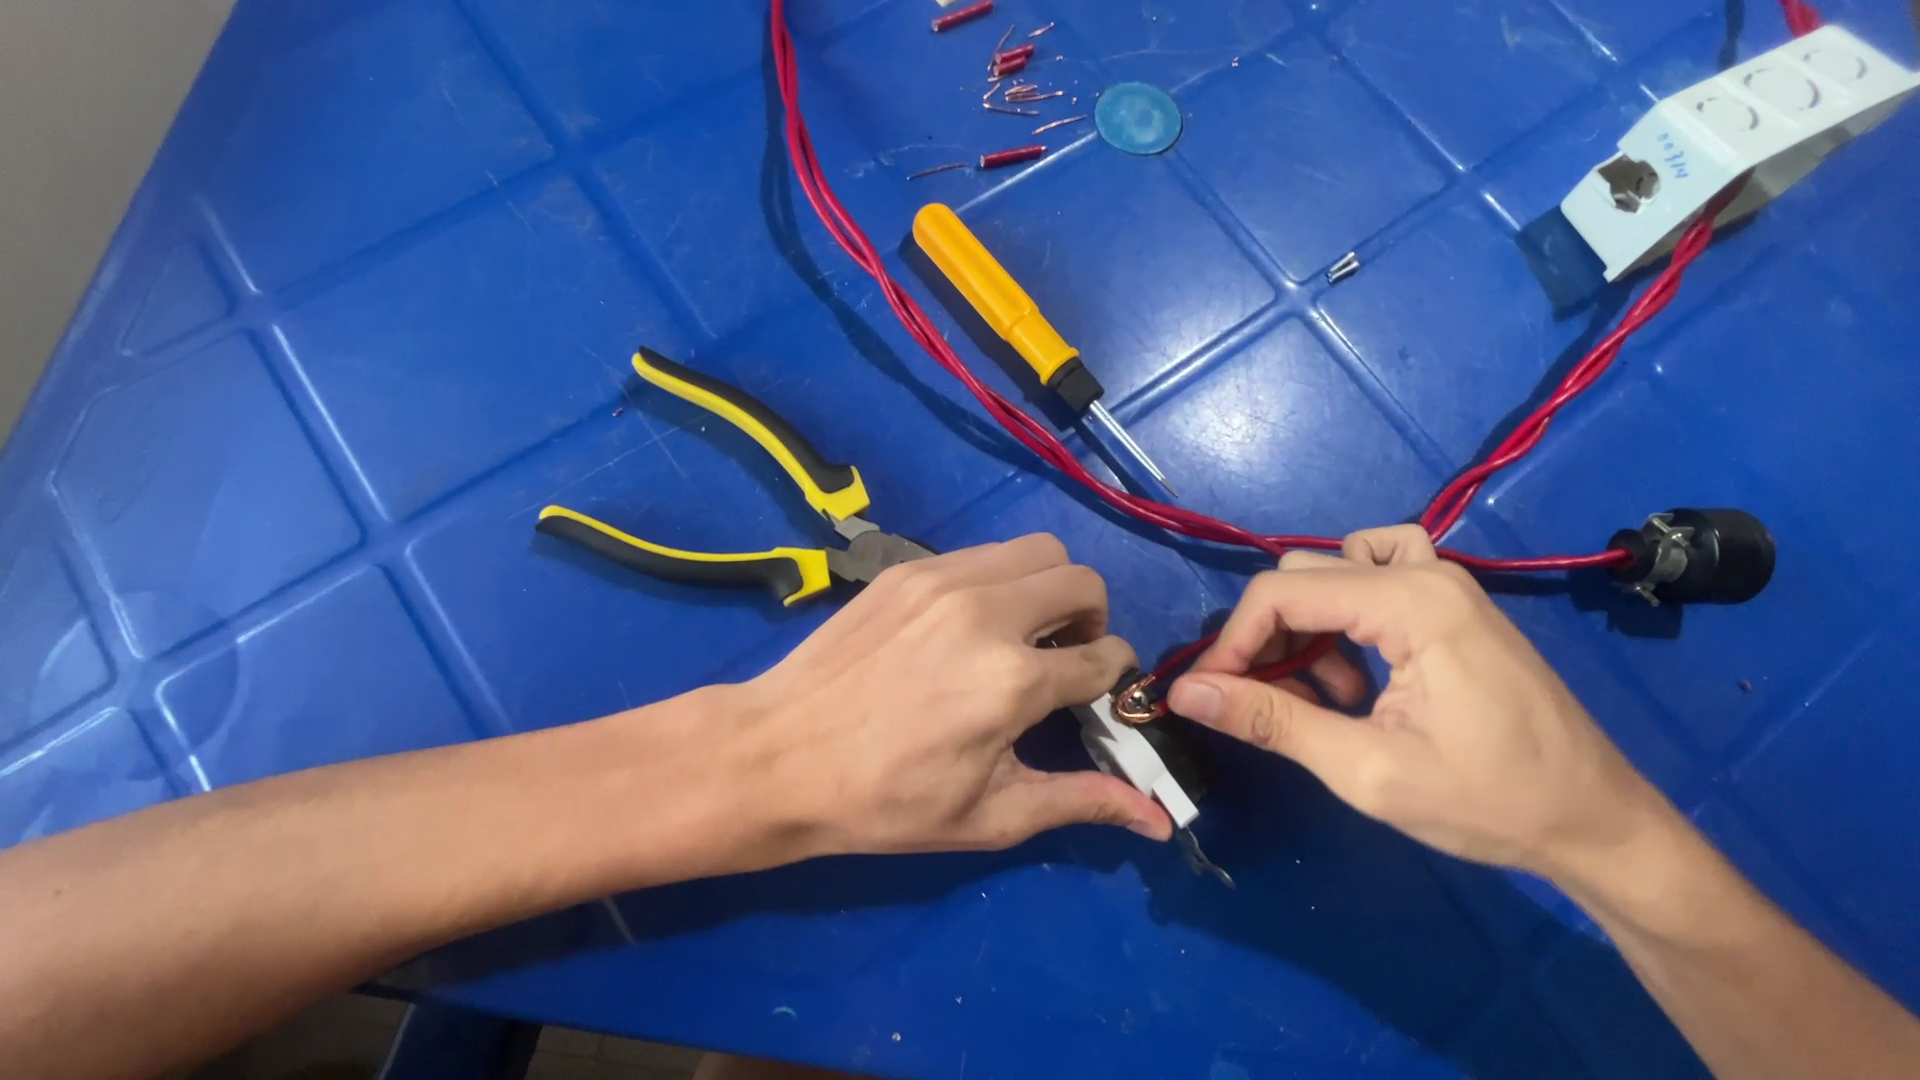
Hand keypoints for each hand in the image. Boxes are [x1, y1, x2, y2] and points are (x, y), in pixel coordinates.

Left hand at [725, 534, 1173, 860]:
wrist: (777, 756)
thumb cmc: (884, 801)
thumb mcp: (989, 815)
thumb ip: (1081, 802)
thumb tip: (1158, 820)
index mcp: (1014, 681)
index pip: (1104, 657)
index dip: (1114, 680)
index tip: (1094, 697)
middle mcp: (988, 613)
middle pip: (1083, 581)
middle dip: (1094, 619)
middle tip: (1065, 657)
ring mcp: (944, 581)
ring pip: (1037, 550)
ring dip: (1050, 587)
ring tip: (1023, 632)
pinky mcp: (908, 570)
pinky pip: (983, 553)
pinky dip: (1000, 579)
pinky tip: (970, 623)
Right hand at [1166, 526, 1672, 880]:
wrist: (1601, 825)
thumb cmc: (1489, 802)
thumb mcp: (1366, 769)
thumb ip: (1270, 721)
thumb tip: (1185, 693)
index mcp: (1410, 602)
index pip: (1281, 593)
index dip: (1231, 641)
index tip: (1209, 695)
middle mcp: (1427, 573)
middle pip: (1304, 575)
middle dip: (1268, 636)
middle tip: (1266, 701)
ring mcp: (1446, 584)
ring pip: (1335, 569)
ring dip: (1308, 624)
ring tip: (1325, 694)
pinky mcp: (1454, 605)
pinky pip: (1376, 577)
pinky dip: (1345, 613)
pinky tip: (1358, 671)